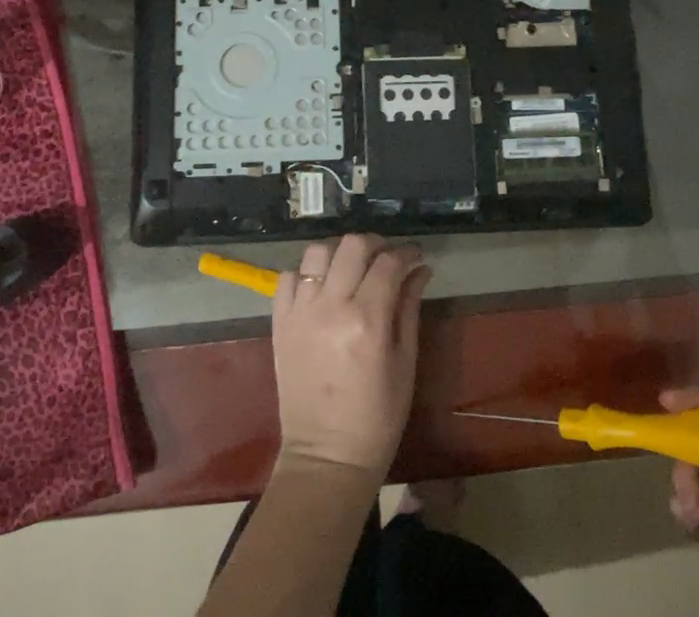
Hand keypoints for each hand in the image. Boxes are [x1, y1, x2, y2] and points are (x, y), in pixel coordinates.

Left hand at [271, 234, 430, 477]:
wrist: (327, 452)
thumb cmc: (378, 415)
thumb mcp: (406, 362)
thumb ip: (409, 308)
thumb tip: (420, 270)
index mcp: (367, 320)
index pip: (389, 263)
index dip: (408, 253)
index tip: (418, 256)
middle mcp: (330, 307)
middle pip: (352, 246)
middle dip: (376, 244)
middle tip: (388, 259)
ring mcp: (299, 313)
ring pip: (316, 253)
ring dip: (340, 253)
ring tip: (353, 269)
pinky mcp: (279, 322)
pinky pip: (287, 277)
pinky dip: (306, 273)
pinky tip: (322, 288)